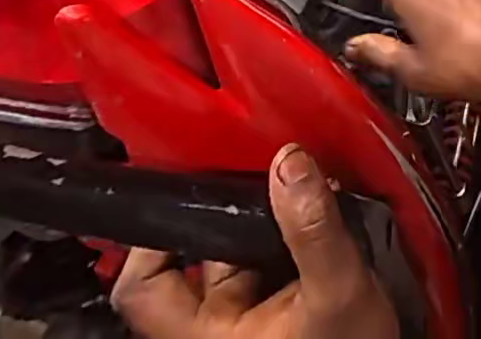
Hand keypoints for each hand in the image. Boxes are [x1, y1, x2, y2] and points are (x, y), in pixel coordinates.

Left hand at [112, 145, 395, 338]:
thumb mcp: (337, 292)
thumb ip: (312, 227)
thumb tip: (289, 159)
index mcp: (204, 337)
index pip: (143, 284)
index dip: (154, 236)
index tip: (193, 186)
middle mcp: (218, 328)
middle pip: (201, 252)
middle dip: (236, 209)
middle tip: (268, 170)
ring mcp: (250, 319)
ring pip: (241, 249)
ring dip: (270, 215)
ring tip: (303, 184)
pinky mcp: (280, 310)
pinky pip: (273, 257)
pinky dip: (292, 230)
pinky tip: (320, 207)